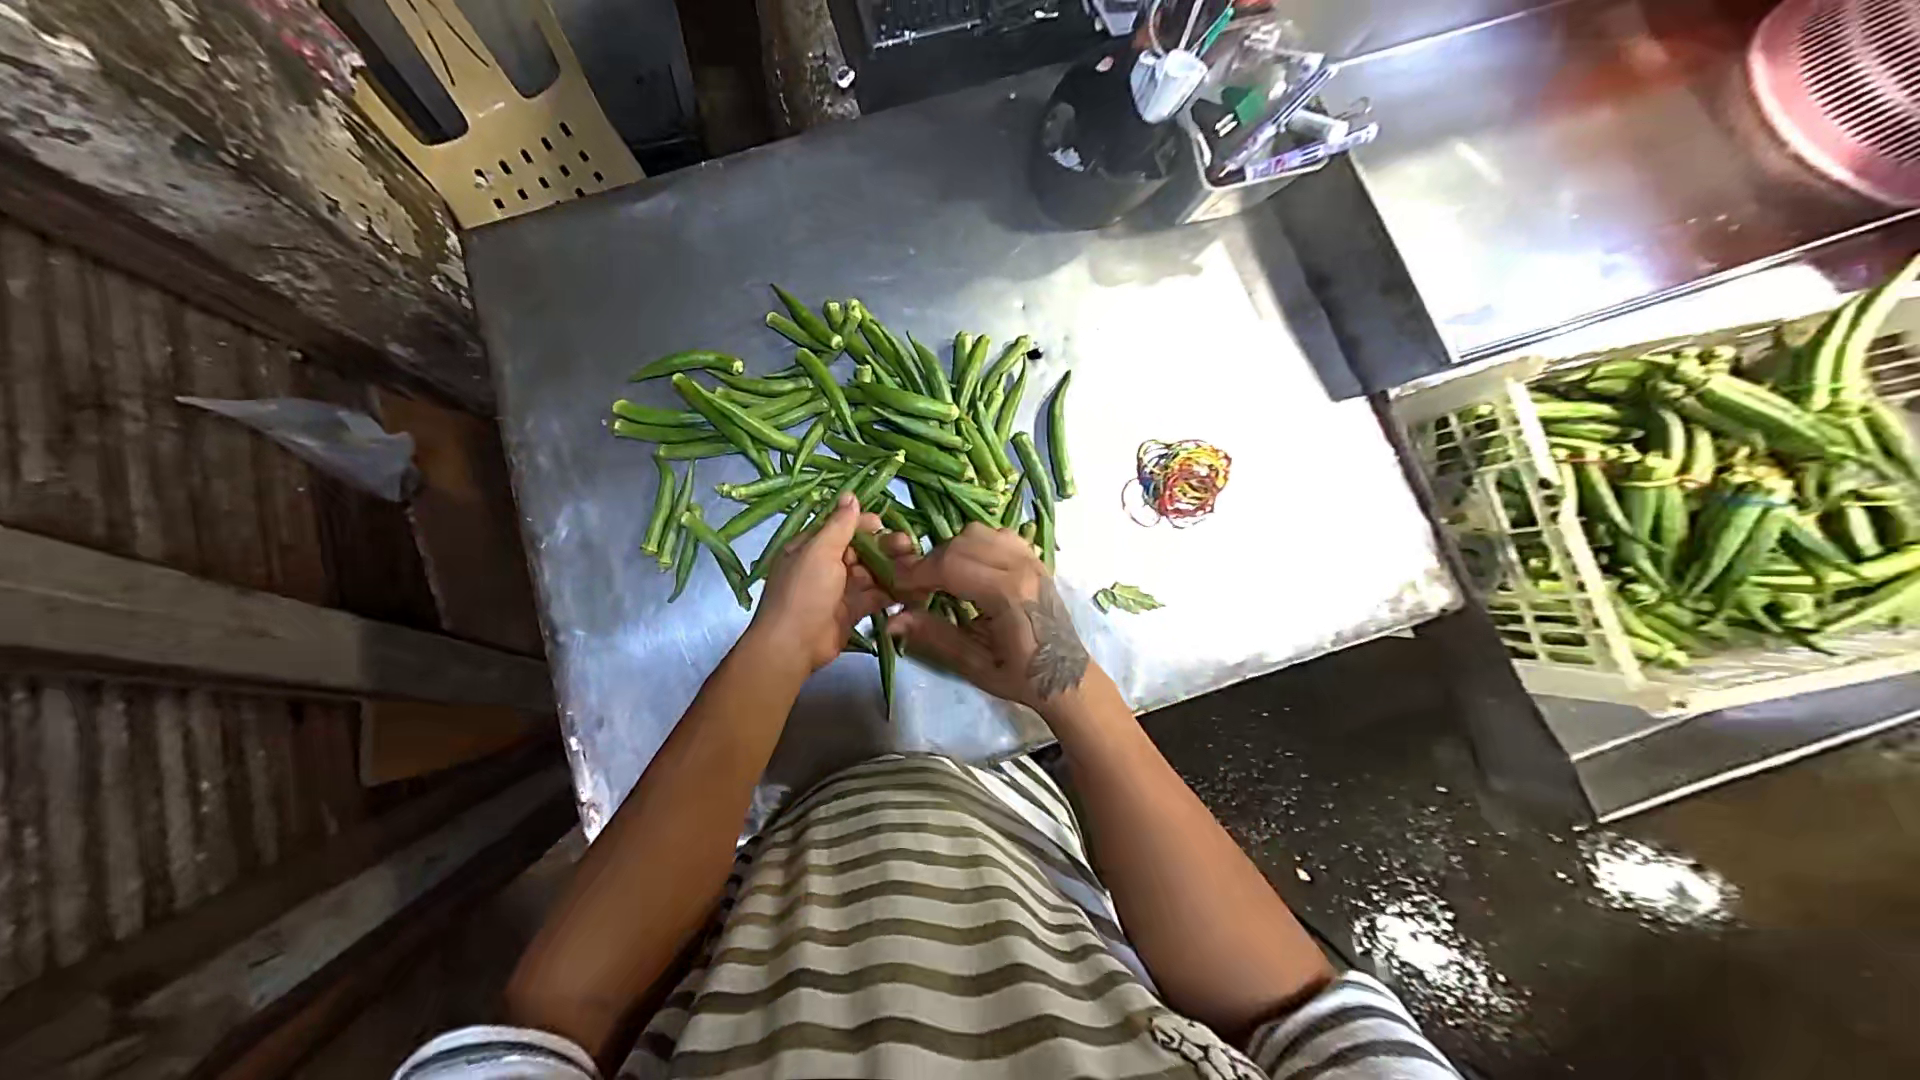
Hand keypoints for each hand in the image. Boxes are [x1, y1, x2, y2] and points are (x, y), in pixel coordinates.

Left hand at [748, 495, 903, 673]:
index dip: (864, 525)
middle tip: (908, 546)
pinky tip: (913, 588)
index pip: (842, 528)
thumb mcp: (819, 551)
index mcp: (811, 546)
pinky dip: (893, 592)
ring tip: (915, 566)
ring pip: (871, 573)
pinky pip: (875, 597)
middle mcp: (825, 565)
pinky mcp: (851, 611)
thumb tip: (850, 495)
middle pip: (861, 550)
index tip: (885, 524)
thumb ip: (839, 525)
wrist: (793, 646)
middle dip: (885, 547)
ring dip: (893, 569)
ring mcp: (839, 589)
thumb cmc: (803, 592)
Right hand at [887, 522, 1091, 712]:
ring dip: (951, 551)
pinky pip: (997, 535)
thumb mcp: (975, 665)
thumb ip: (935, 636)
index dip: (916, 574)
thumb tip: (893, 619)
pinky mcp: (1034, 557)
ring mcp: (1031, 558)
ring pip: (977, 533)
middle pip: (959, 544)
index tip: (896, 589)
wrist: (1067, 677)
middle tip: (916, 590)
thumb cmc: (1023, 677)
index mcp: (1009, 594)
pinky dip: (975, 545)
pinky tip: (970, 569)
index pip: (950, 566)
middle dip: (929, 563)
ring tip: (942, 580)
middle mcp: (1021, 566)